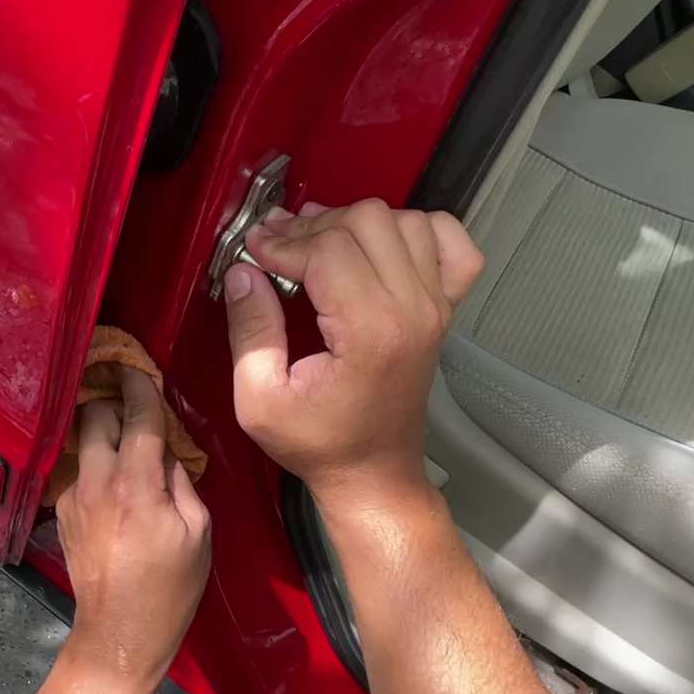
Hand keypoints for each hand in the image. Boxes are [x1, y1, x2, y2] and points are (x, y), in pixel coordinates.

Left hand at [55, 365, 211, 693]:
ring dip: (104, 435)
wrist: (120, 633)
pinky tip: (115, 491)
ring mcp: (72, 497)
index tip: (140, 365)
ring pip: (83, 442)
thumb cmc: (170, 588)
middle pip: (94, 415)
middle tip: (135, 410)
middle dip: (113, 402)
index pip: (136, 414)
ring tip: (128, 450)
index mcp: (136, 484)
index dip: (139, 383)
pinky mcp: (61, 513)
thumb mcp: (198, 533)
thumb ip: (179, 480)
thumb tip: (163, 451)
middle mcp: (97, 481)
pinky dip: (97, 467)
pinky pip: (80, 473)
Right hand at [223, 200, 482, 503]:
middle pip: (366, 221)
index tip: (250, 251)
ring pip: (402, 220)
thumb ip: (250, 331)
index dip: (281, 243)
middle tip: (275, 247)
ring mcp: (435, 306)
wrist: (372, 473)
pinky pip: (449, 241)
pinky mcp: (443, 309)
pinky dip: (416, 229)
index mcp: (370, 332)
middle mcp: (413, 310)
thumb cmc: (317, 445)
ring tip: (314, 244)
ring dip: (353, 223)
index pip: (327, 250)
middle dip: (311, 227)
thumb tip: (243, 271)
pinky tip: (380, 245)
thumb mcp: (259, 400)